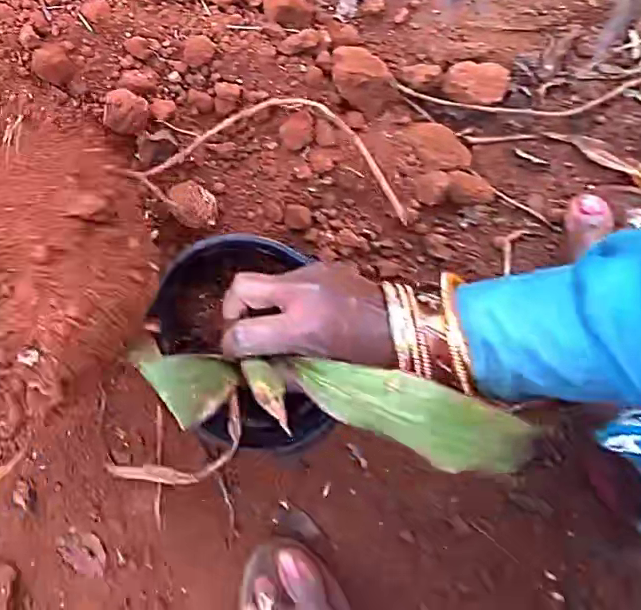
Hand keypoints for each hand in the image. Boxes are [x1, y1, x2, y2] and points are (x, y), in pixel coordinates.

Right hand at [219, 262, 395, 367]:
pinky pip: (288, 280)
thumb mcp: (324, 375)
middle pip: (240, 286)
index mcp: (302, 326)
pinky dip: (284, 297)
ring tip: (272, 326)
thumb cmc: (371, 361)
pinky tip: (301, 313)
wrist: (410, 329)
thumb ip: (282, 375)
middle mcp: (300, 292)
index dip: (230, 345)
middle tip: (240, 329)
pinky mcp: (321, 265)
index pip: (243, 332)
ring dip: (259, 303)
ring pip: (263, 280)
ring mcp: (310, 273)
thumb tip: (251, 372)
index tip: (232, 354)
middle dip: (231, 309)